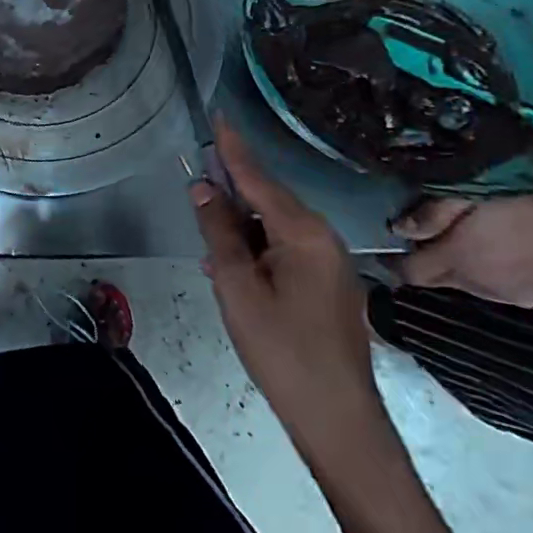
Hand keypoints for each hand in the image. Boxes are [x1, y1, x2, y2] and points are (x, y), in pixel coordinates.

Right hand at [193, 118, 374, 430]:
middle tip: (196, 189)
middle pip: (268, 200)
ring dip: (241, 228)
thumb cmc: (281, 348)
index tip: (217, 116)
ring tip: (209, 238)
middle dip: (231, 194)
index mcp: (303, 231)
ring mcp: (330, 260)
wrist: (336, 416)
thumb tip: (203, 187)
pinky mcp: (329, 282)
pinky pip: (286, 248)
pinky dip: (257, 249)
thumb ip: (218, 231)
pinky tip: (232, 265)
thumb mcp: (236, 286)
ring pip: (275, 226)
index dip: (232, 148)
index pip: (258, 178)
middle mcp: (323, 236)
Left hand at [391, 185, 532, 305]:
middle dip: (426, 263)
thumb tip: (399, 229)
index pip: (411, 274)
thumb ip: (429, 216)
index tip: (384, 251)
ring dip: (457, 268)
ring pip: (465, 285)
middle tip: (427, 239)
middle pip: (436, 280)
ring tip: (464, 242)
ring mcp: (506, 297)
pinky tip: (497, 254)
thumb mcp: (465, 196)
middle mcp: (477, 286)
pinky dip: (485, 275)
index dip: (393, 263)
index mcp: (457, 260)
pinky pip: (493, 290)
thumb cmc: (520, 201)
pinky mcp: (532, 299)